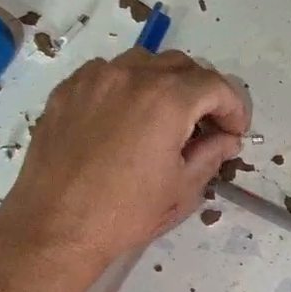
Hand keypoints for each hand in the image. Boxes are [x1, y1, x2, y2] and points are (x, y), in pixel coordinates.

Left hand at [0, 49, 248, 268]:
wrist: (55, 228)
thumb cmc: (125, 214)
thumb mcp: (182, 189)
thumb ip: (211, 154)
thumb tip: (226, 139)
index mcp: (167, 100)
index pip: (215, 85)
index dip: (234, 107)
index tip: (235, 132)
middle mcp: (131, 76)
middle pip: (181, 66)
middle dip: (202, 92)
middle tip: (206, 127)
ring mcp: (94, 79)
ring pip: (143, 63)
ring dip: (164, 83)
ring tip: (165, 119)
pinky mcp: (67, 91)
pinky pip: (107, 74)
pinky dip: (127, 87)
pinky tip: (125, 119)